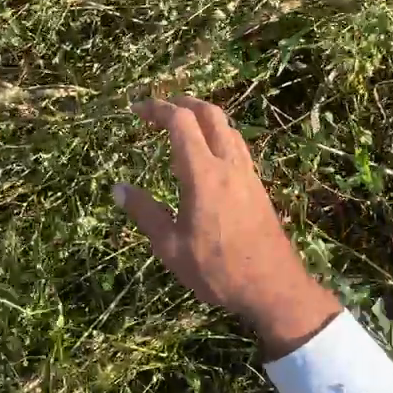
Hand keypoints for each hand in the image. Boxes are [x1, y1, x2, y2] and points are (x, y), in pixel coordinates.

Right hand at [115, 96, 342, 358]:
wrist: (274, 290)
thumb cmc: (217, 270)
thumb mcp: (171, 247)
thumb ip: (144, 213)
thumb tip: (118, 189)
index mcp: (203, 174)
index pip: (180, 122)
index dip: (157, 109)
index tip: (137, 111)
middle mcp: (228, 165)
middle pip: (209, 113)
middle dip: (182, 102)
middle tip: (159, 111)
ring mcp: (247, 173)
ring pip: (227, 127)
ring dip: (202, 116)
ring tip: (181, 126)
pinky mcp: (257, 186)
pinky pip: (237, 145)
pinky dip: (217, 134)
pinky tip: (207, 154)